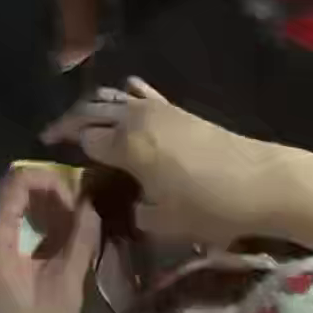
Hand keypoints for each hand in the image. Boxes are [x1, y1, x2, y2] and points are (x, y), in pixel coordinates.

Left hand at [0, 167, 100, 312]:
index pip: (18, 179)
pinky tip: (58, 243)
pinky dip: (33, 225)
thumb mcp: (64, 289)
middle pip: (13, 188)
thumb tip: (92, 205)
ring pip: (11, 206)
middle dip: (49, 192)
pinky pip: (9, 226)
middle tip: (80, 213)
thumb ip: (79, 241)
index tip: (79, 202)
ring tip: (74, 227)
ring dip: (43, 209)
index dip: (51, 180)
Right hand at [42, 78, 271, 246]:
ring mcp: (155, 109)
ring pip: (112, 98)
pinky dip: (128, 93)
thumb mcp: (166, 223)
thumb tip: (129, 205)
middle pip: (91, 111)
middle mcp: (133, 119)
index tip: (54, 154)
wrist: (259, 180)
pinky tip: (124, 90)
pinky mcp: (174, 108)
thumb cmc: (209, 205)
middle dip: (68, 120)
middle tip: (52, 132)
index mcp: (125, 145)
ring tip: (80, 116)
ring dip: (93, 105)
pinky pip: (142, 93)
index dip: (69, 146)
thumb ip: (137, 213)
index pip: (84, 138)